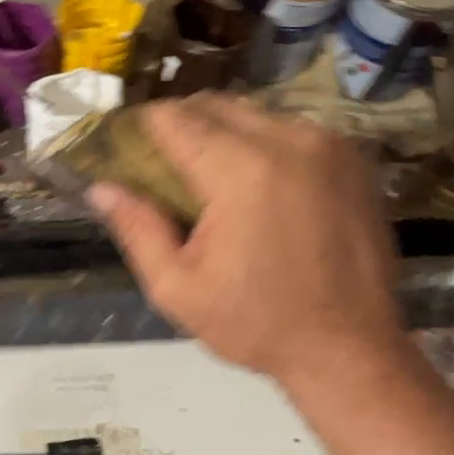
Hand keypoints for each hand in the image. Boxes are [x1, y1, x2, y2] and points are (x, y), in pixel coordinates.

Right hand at [89, 94, 405, 383]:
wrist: (350, 349)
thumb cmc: (256, 324)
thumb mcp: (177, 288)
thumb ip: (137, 229)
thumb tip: (100, 187)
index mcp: (242, 171)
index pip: (176, 119)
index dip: (142, 127)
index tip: (124, 149)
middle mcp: (290, 140)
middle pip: (216, 105)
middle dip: (180, 125)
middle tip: (160, 166)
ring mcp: (329, 144)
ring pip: (255, 114)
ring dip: (223, 134)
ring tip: (206, 179)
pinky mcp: (353, 158)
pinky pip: (292, 130)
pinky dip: (263, 145)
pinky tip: (254, 187)